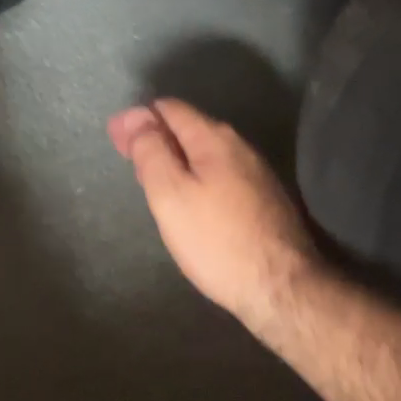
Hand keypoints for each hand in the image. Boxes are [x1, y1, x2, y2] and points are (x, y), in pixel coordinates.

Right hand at [109, 99, 320, 324]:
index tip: (115, 138)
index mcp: (214, 138)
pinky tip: (187, 198)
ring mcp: (256, 173)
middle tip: (127, 157)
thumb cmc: (218, 241)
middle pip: (188, 128)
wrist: (285, 291)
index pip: (168, 108)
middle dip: (155, 136)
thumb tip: (139, 117)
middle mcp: (239, 146)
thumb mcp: (170, 194)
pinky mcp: (265, 200)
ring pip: (204, 153)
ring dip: (175, 157)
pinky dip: (195, 175)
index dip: (138, 118)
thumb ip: (151, 151)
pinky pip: (220, 174)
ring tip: (151, 176)